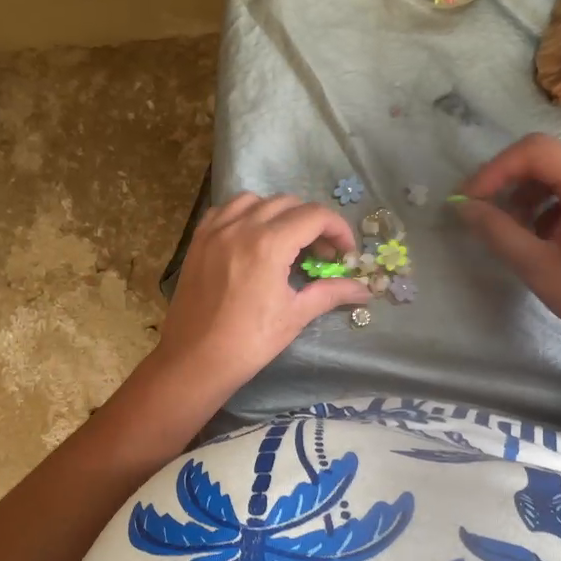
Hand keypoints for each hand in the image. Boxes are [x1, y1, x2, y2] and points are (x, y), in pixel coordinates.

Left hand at [157, 193, 370, 386]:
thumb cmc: (249, 341)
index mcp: (268, 244)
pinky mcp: (198, 240)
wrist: (195, 360)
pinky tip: (252, 238)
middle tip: (320, 254)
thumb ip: (330, 293)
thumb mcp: (295, 315)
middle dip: (312, 223)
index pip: (315, 216)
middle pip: (288, 203)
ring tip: (286, 242)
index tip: (345, 253)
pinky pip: (225, 211)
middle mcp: (240, 227)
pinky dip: (245, 215)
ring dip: (278, 213)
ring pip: (255, 200)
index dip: (338, 229)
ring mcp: (215, 231)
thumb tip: (365, 290)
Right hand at [457, 134, 560, 360]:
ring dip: (533, 197)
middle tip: (488, 214)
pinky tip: (549, 241)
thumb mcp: (537, 265)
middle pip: (551, 161)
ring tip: (518, 233)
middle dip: (512, 183)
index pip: (535, 151)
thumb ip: (497, 230)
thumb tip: (465, 206)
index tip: (471, 199)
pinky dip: (556, 207)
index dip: (495, 169)